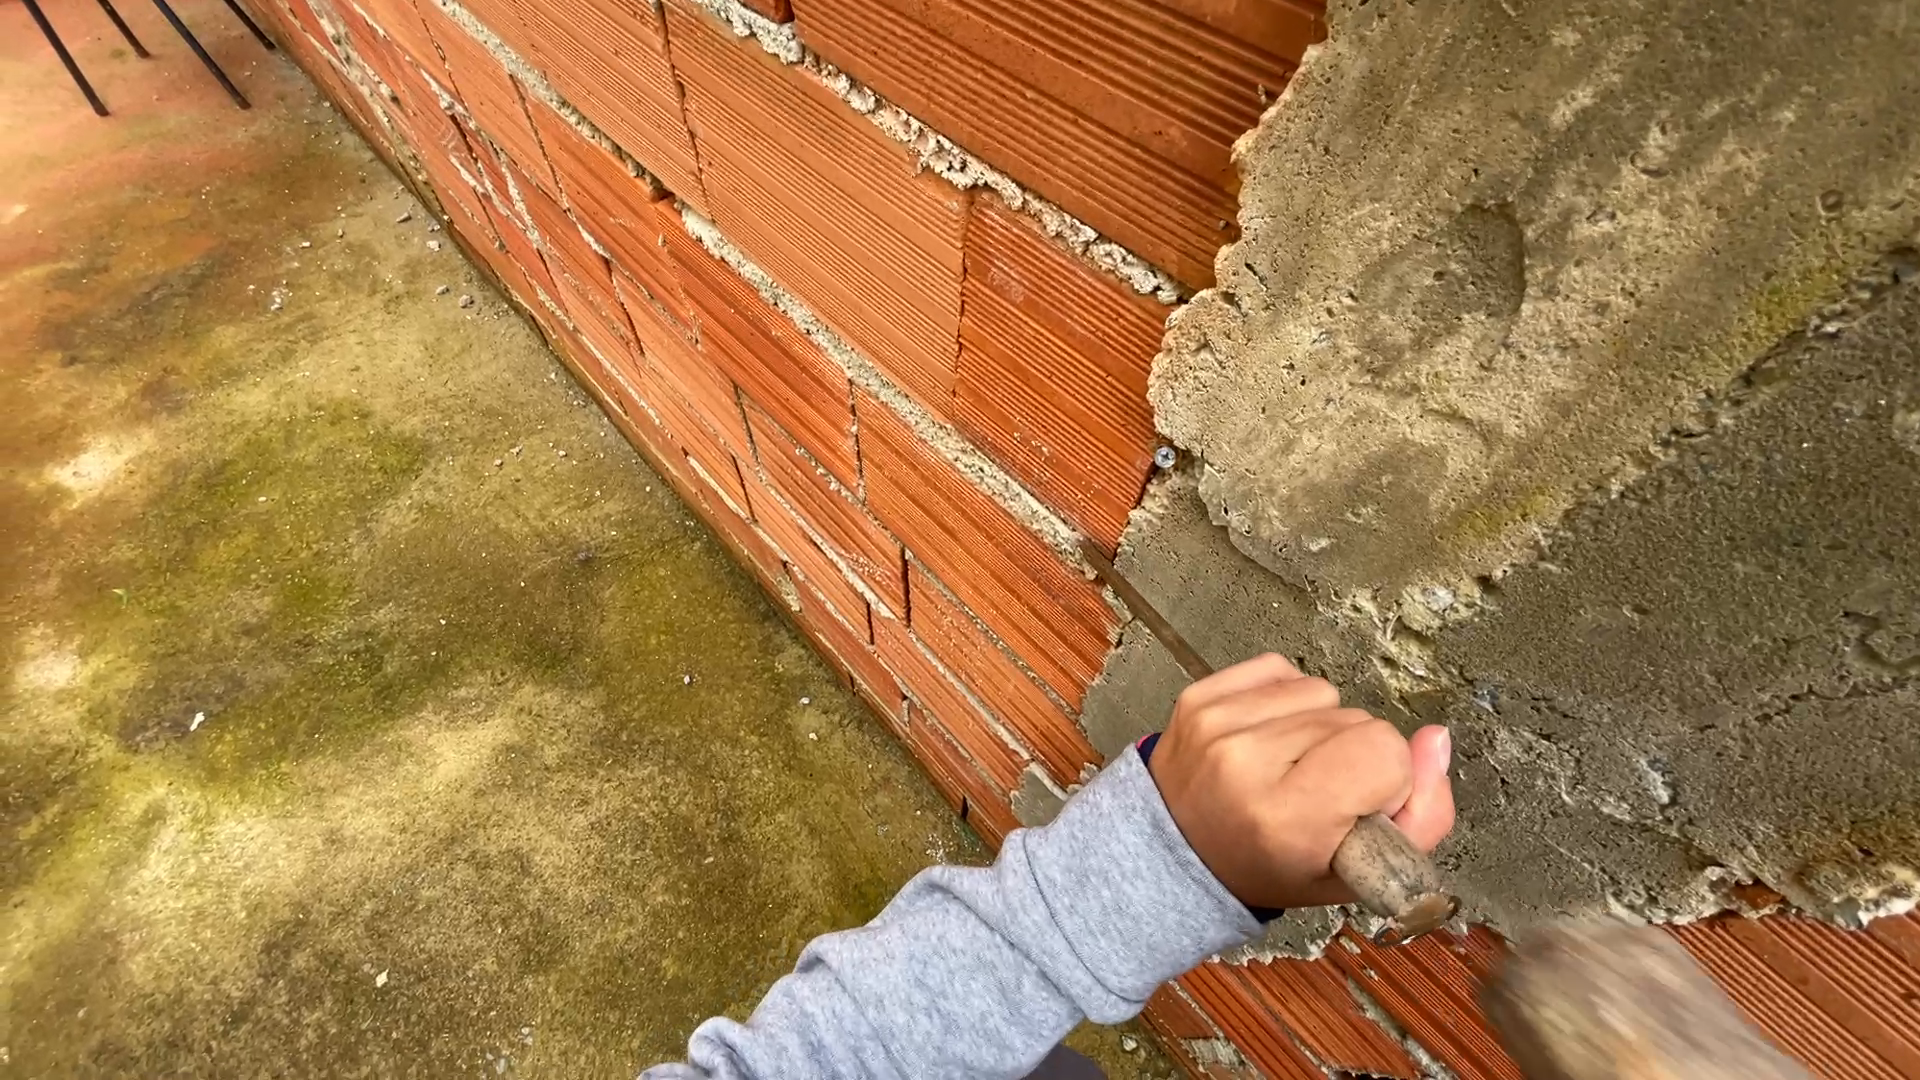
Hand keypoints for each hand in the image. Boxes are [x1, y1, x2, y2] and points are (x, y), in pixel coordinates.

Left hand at [1144, 653, 1454, 910]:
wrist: (1176, 845)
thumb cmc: (1268, 863)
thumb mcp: (1355, 874)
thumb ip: (1421, 817)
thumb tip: (1436, 737)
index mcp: (1286, 817)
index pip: (1381, 749)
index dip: (1386, 778)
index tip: (1357, 805)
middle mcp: (1244, 761)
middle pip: (1353, 718)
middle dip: (1351, 753)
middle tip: (1316, 791)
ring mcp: (1216, 722)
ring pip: (1320, 690)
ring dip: (1318, 723)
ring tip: (1290, 763)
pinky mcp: (1198, 694)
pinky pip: (1279, 669)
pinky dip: (1285, 697)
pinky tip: (1269, 734)